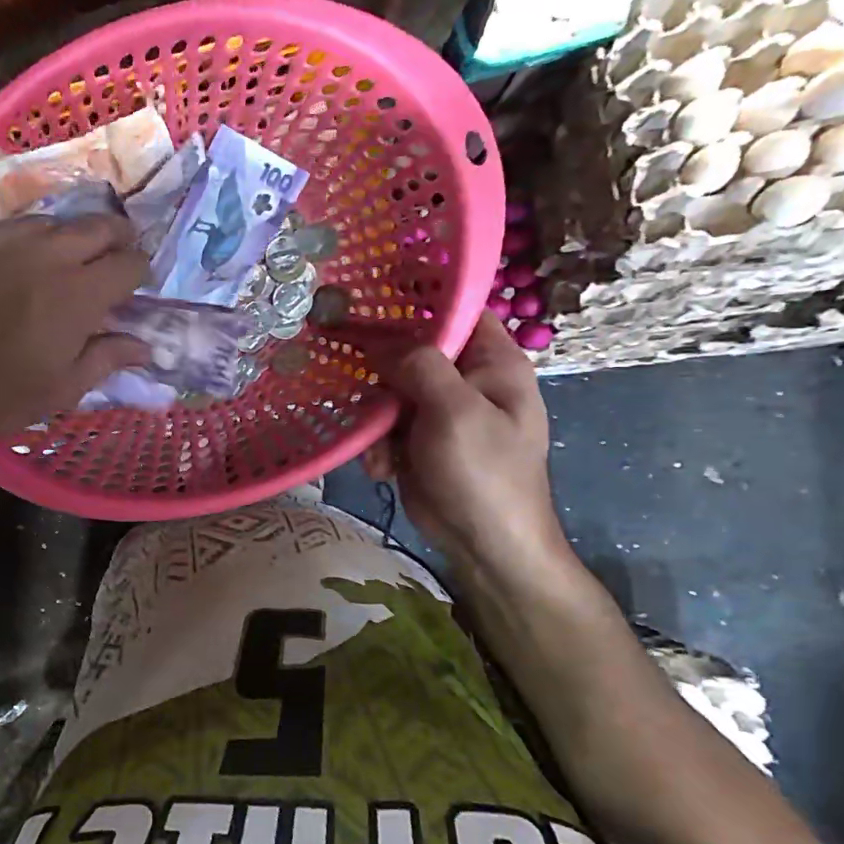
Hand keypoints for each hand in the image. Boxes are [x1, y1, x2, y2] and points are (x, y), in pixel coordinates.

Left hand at [0, 216, 149, 477]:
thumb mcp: (63, 388)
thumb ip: (108, 358)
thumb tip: (144, 346)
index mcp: (77, 295)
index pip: (128, 262)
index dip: (139, 269)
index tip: (136, 279)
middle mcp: (42, 255)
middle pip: (95, 226)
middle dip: (114, 237)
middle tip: (113, 251)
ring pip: (46, 222)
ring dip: (63, 238)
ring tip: (58, 259)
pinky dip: (14, 244)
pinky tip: (5, 267)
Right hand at [365, 312, 566, 569]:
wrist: (486, 546)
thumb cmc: (484, 472)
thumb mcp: (456, 412)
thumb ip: (420, 365)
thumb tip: (380, 341)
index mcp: (492, 361)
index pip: (456, 311)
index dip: (416, 300)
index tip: (368, 298)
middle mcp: (466, 380)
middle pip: (413, 351)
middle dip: (381, 371)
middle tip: (352, 378)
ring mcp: (441, 412)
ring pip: (391, 390)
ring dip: (376, 419)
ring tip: (376, 448)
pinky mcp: (419, 440)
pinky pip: (387, 425)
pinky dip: (378, 445)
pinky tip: (381, 468)